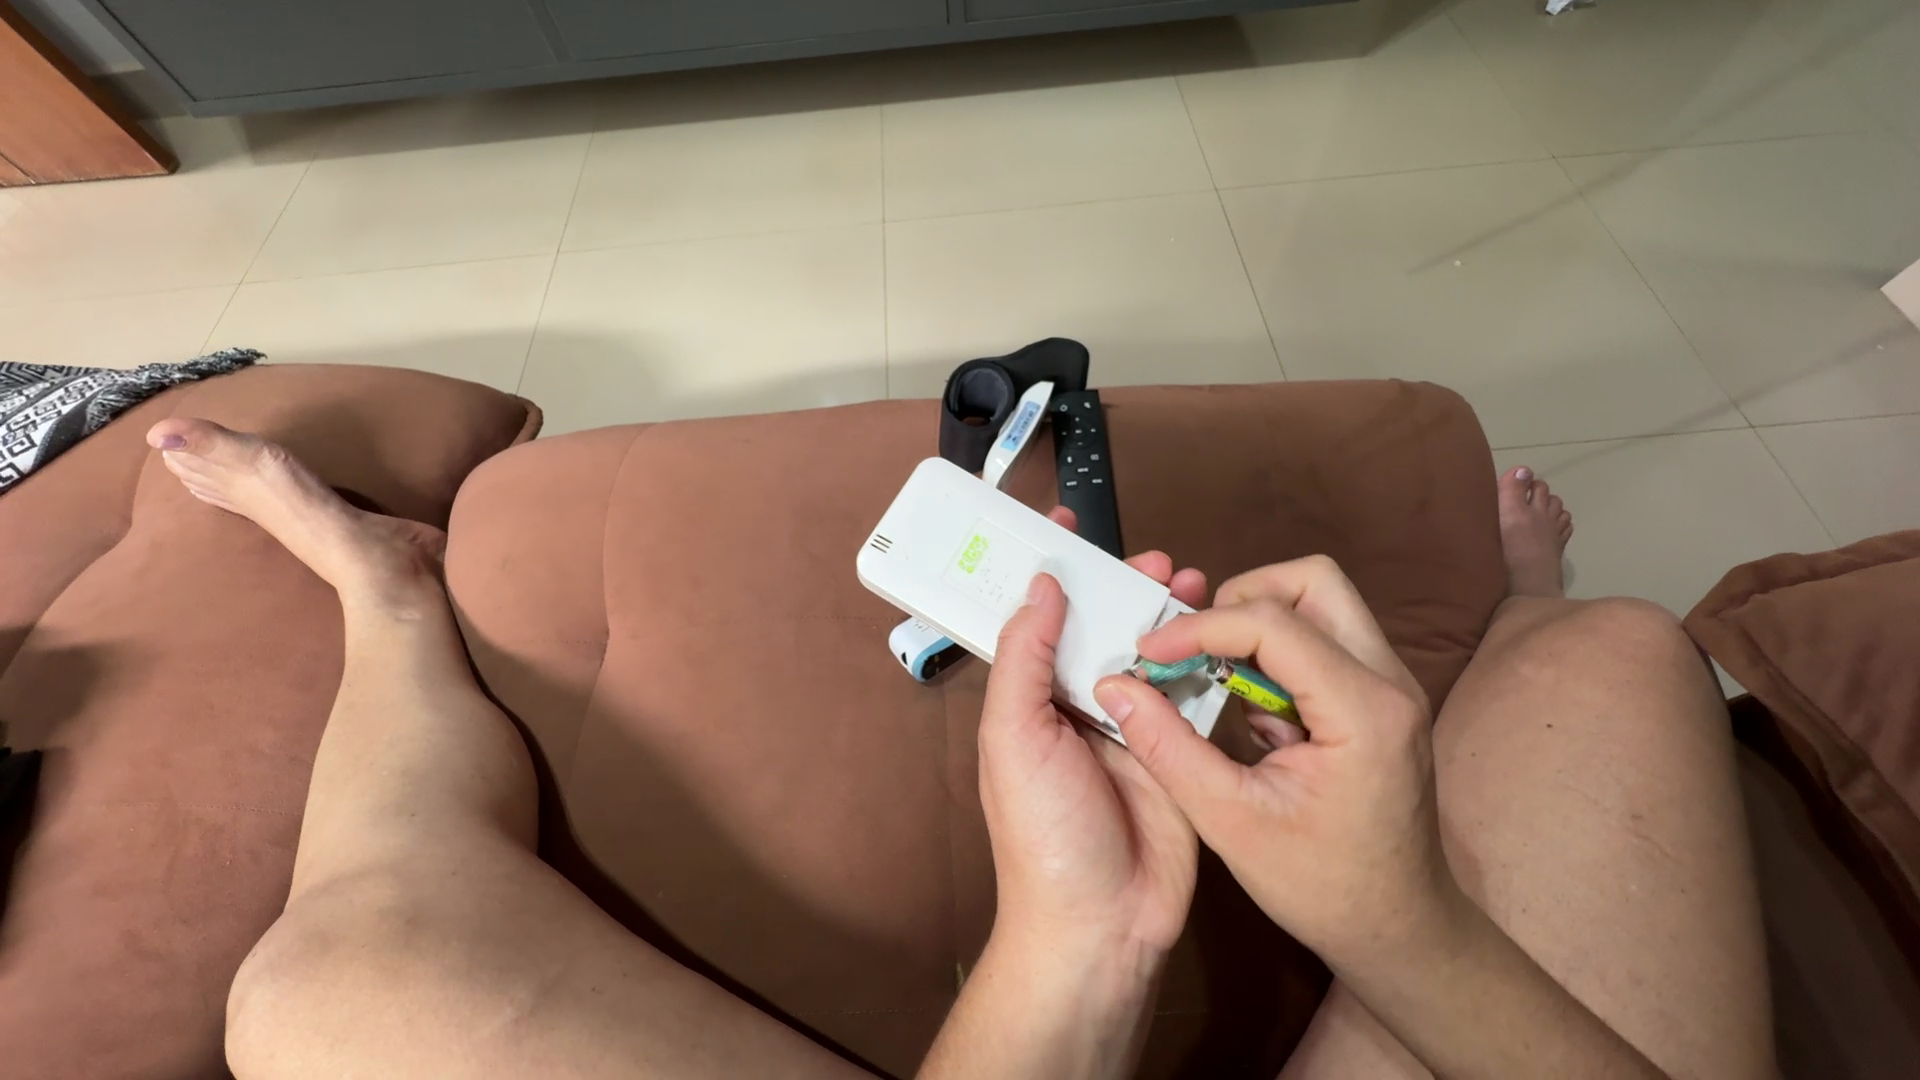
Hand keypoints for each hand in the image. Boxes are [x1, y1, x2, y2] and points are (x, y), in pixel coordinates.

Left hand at [976, 507, 1207, 961]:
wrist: (1102, 924)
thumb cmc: (1043, 833)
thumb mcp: (1013, 736)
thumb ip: (1024, 658)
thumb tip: (1041, 585)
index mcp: (1029, 697)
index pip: (1035, 617)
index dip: (1047, 570)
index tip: (1063, 525)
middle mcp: (1077, 702)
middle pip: (1099, 626)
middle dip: (1120, 585)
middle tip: (1151, 558)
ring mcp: (1129, 724)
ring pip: (1147, 650)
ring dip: (1166, 613)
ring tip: (1189, 578)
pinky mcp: (1174, 747)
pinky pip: (1188, 689)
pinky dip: (1202, 656)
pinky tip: (1220, 629)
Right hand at [1090, 555, 1459, 969]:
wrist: (1400, 928)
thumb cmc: (1321, 886)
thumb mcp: (1229, 822)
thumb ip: (1166, 747)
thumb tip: (1114, 687)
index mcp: (1362, 710)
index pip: (1272, 622)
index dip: (1198, 627)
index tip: (1147, 652)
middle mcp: (1387, 679)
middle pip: (1312, 581)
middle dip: (1239, 599)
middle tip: (1195, 645)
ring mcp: (1388, 682)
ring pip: (1318, 598)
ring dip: (1255, 619)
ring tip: (1214, 669)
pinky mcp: (1376, 693)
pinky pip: (1318, 633)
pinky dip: (1270, 645)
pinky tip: (1243, 697)